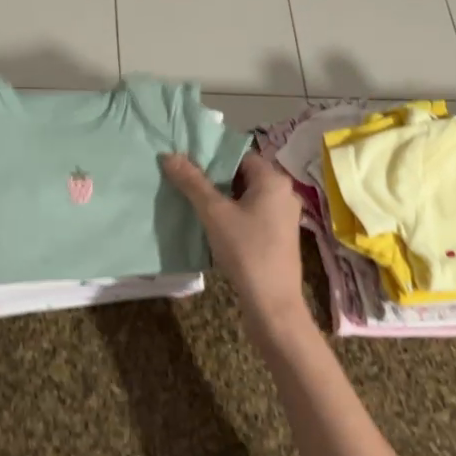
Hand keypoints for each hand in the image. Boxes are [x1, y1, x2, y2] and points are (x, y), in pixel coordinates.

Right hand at [162, 153, 307, 328]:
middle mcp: (285, 192)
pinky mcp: (282, 236)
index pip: (241, 156)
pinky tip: (217, 228)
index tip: (189, 167)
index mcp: (274, 180)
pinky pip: (256, 215)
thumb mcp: (214, 213)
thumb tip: (169, 155)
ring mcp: (286, 216)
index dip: (214, 159)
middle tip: (188, 187)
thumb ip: (192, 182)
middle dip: (217, 181)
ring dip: (225, 200)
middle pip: (245, 176)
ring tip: (198, 207)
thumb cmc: (245, 250)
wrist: (272, 301)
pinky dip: (237, 216)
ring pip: (250, 198)